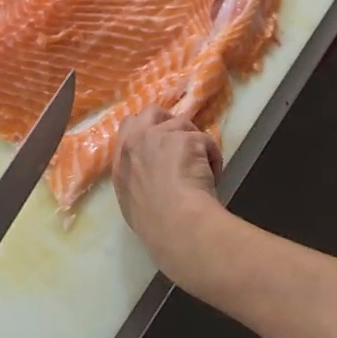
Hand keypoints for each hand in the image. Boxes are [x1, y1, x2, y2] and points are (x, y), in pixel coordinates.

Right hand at [113, 108, 224, 272]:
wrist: (175, 223)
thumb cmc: (153, 224)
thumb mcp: (131, 204)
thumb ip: (136, 182)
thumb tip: (149, 180)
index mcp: (122, 160)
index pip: (128, 127)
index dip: (146, 130)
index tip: (158, 144)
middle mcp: (138, 140)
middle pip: (152, 113)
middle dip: (167, 121)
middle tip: (180, 141)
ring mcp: (162, 136)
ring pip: (183, 124)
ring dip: (193, 142)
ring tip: (203, 167)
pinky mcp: (187, 138)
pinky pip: (205, 140)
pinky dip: (212, 157)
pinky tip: (214, 176)